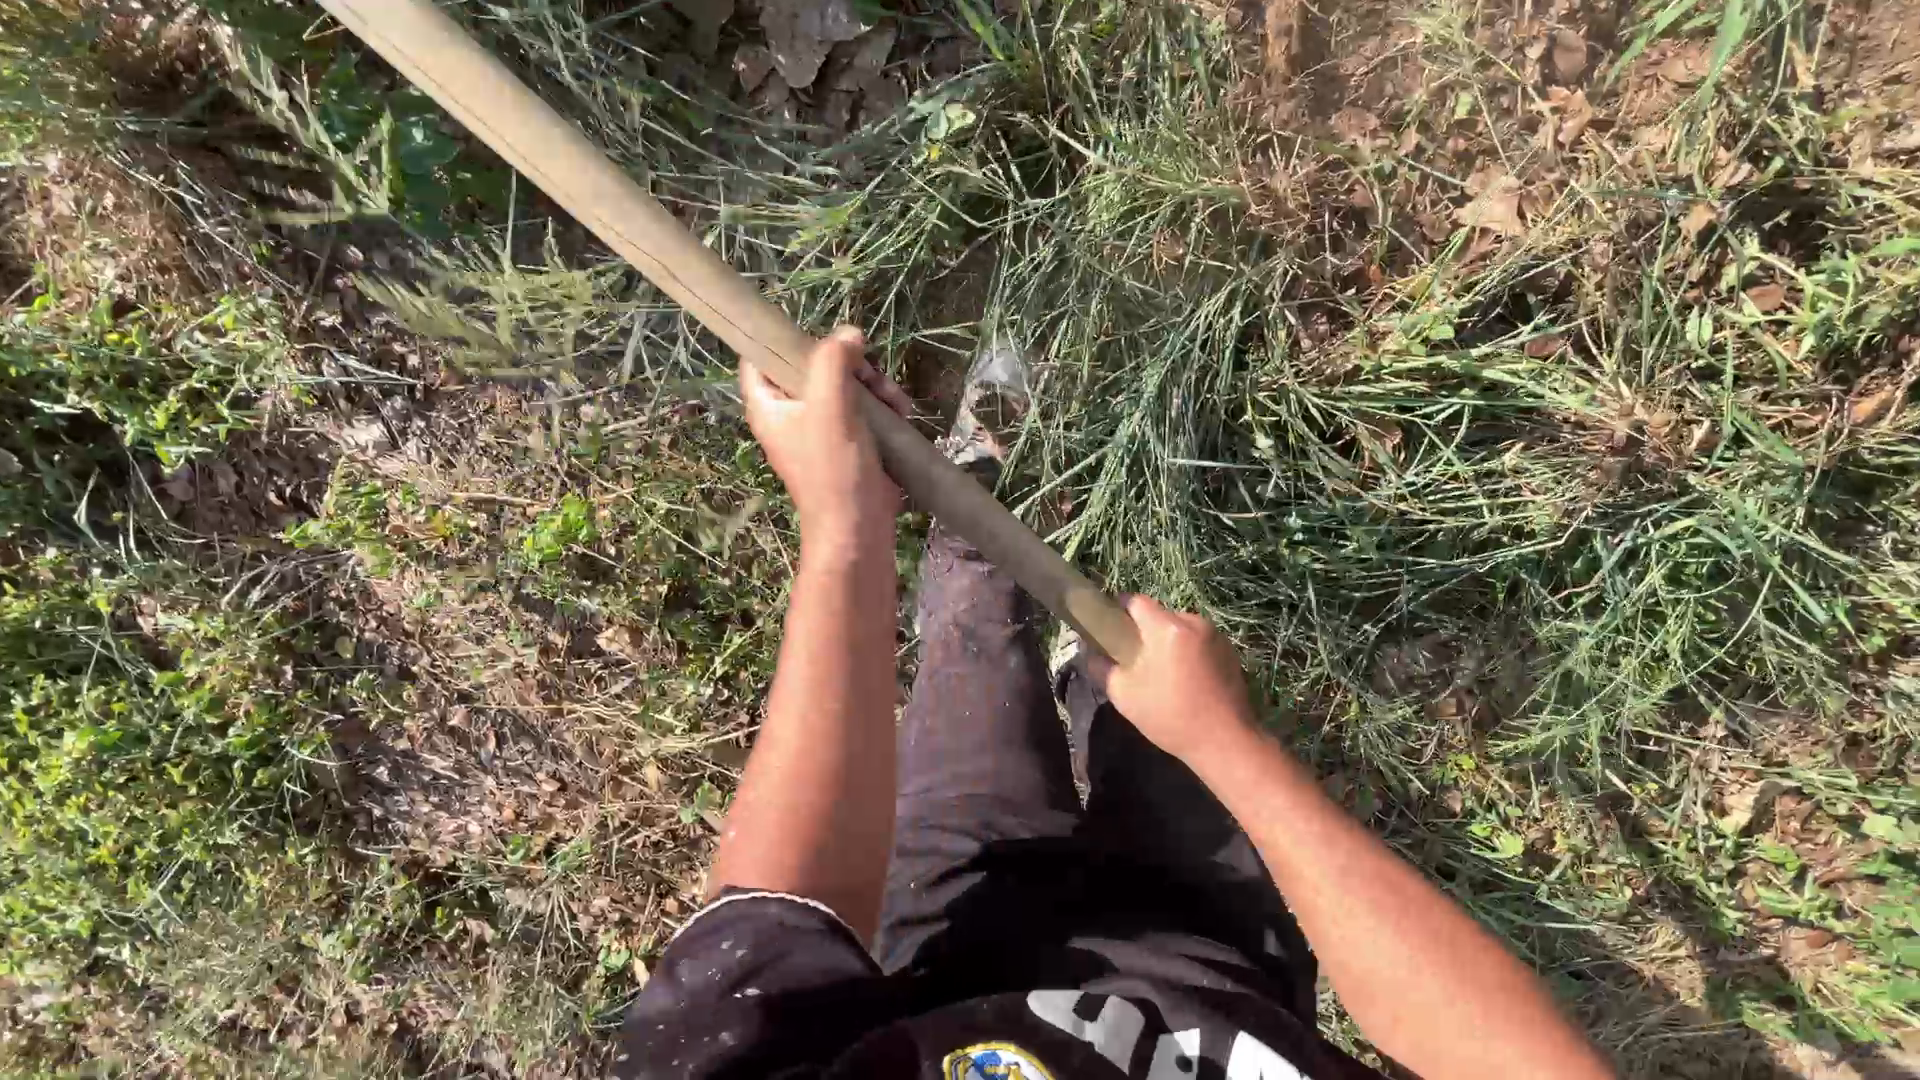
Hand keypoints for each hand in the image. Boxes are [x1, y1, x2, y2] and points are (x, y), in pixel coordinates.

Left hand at [740, 326, 913, 546]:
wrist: (859, 529)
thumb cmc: (834, 471)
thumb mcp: (831, 408)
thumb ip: (833, 362)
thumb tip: (850, 334)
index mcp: (769, 405)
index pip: (759, 356)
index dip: (783, 338)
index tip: (819, 332)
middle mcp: (791, 414)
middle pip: (814, 366)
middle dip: (848, 364)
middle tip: (870, 374)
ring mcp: (821, 429)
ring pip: (845, 386)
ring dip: (874, 387)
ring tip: (894, 401)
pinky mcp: (849, 442)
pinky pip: (863, 410)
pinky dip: (883, 407)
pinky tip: (901, 414)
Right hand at [1088, 595, 1260, 764]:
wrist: (1225, 742)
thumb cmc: (1170, 716)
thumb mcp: (1124, 695)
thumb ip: (1101, 667)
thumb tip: (1089, 652)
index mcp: (1166, 628)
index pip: (1136, 601)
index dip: (1119, 608)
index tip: (1111, 625)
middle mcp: (1194, 622)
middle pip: (1160, 614)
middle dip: (1145, 630)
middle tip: (1135, 656)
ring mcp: (1216, 636)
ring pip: (1180, 627)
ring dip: (1168, 640)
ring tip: (1162, 671)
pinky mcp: (1230, 651)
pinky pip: (1199, 640)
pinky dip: (1188, 651)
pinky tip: (1186, 679)